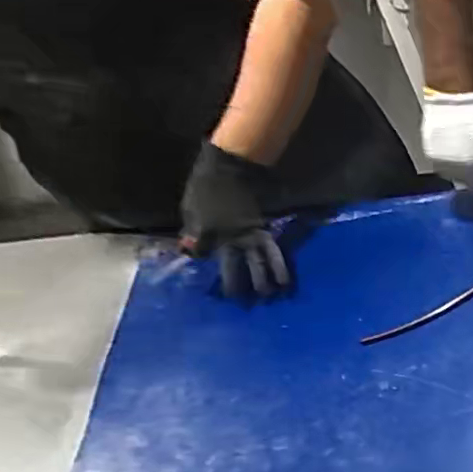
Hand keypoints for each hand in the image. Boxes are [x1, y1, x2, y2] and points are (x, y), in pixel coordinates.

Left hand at [180, 142, 289, 297]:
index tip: (194, 262)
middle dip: (235, 286)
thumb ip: (191, 230)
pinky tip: (285, 280)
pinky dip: (278, 266)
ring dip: (264, 280)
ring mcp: (248, 236)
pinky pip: (271, 252)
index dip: (198, 259)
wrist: (229, 167)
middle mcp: (230, 239)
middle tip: (240, 305)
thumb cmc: (206, 186)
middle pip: (233, 268)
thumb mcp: (190, 207)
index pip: (201, 254)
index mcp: (208, 232)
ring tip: (272, 296)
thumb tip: (188, 250)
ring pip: (258, 263)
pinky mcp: (261, 231)